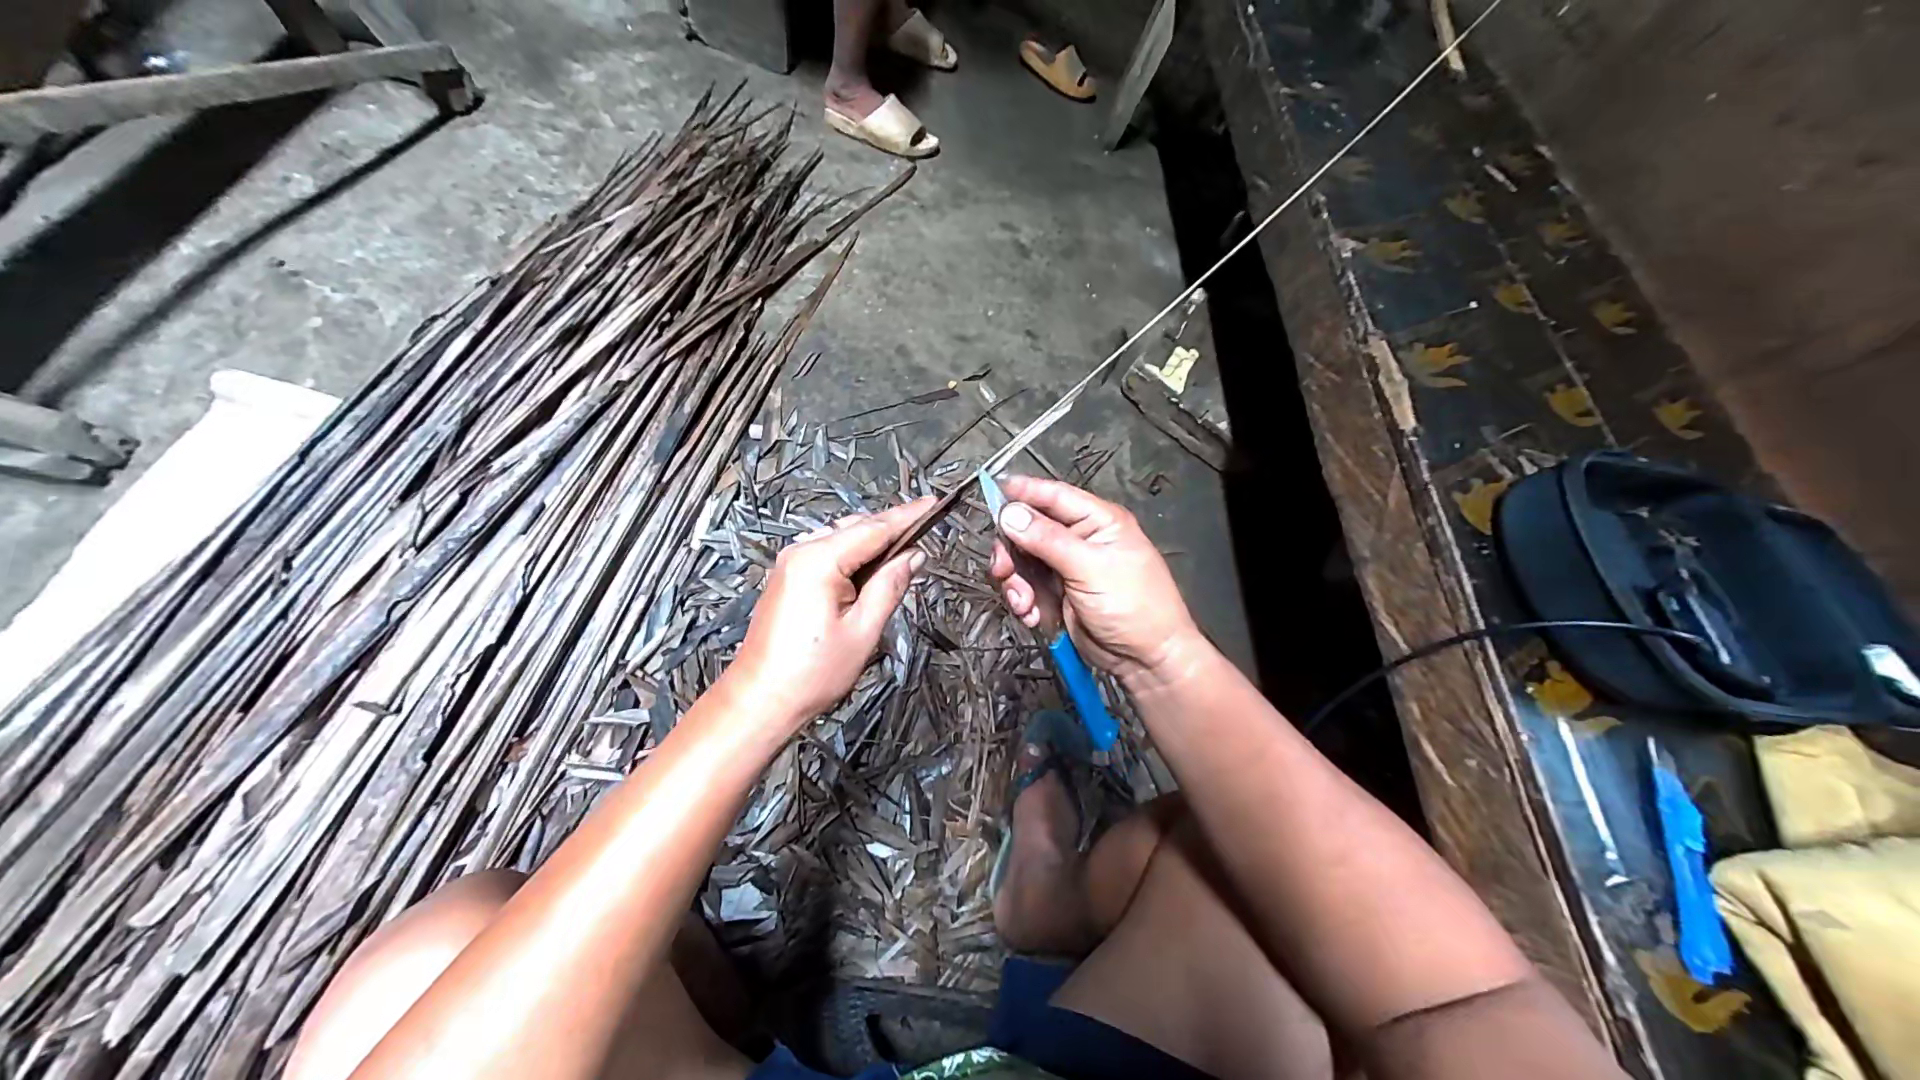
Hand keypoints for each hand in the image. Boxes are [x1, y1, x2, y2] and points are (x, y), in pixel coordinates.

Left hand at [721, 496, 932, 729]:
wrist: (762, 699)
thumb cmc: (806, 674)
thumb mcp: (863, 631)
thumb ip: (890, 586)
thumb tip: (912, 557)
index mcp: (817, 562)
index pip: (874, 528)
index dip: (908, 516)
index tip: (932, 504)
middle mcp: (800, 554)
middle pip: (857, 528)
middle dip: (893, 529)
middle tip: (925, 534)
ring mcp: (791, 564)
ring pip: (843, 538)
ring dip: (874, 544)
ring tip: (904, 556)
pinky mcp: (789, 578)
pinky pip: (828, 553)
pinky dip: (854, 556)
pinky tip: (871, 572)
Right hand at [988, 476, 1206, 690]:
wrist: (1145, 659)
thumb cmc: (1139, 608)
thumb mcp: (1091, 568)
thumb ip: (1048, 539)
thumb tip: (1012, 513)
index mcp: (1098, 521)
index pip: (1053, 496)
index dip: (1022, 493)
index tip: (993, 493)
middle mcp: (1080, 539)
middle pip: (1028, 529)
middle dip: (1012, 550)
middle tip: (1005, 568)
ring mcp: (1067, 567)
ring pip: (1022, 561)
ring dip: (1016, 582)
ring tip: (1025, 601)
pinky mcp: (1058, 593)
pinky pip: (1027, 587)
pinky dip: (1024, 601)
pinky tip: (1033, 613)